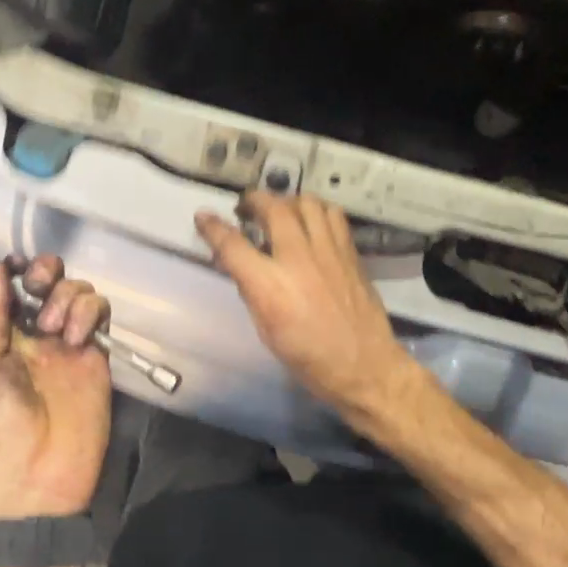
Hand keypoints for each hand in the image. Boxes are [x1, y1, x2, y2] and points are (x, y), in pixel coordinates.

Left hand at [0, 255, 111, 519]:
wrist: (35, 483)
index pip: (11, 287)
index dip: (15, 269)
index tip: (17, 265)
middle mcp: (34, 334)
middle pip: (49, 280)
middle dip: (46, 272)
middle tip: (40, 289)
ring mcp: (67, 344)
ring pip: (77, 291)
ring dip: (66, 296)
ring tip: (56, 330)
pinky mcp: (97, 356)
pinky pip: (100, 315)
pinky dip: (89, 313)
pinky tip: (76, 338)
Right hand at [195, 193, 413, 414]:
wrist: (364, 366)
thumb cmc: (308, 358)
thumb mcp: (266, 330)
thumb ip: (251, 290)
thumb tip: (238, 263)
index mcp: (270, 286)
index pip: (233, 245)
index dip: (212, 227)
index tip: (203, 217)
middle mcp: (298, 259)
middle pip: (274, 208)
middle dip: (254, 200)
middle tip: (245, 207)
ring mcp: (328, 252)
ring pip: (307, 202)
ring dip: (288, 201)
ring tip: (280, 211)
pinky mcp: (350, 252)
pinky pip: (333, 215)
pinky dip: (316, 210)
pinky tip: (311, 222)